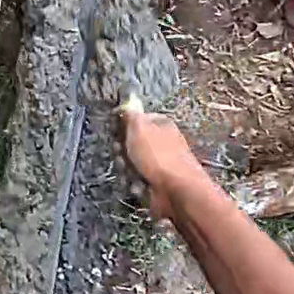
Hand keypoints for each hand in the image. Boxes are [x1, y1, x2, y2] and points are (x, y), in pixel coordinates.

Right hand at [119, 100, 205, 221]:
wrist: (176, 191)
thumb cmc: (160, 157)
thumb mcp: (139, 127)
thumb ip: (130, 114)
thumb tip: (127, 103)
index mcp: (160, 125)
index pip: (135, 120)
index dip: (123, 127)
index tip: (118, 133)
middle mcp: (160, 143)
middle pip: (129, 144)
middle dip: (122, 152)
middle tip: (125, 156)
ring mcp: (158, 164)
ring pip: (129, 165)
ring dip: (127, 170)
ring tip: (134, 174)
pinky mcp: (155, 183)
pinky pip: (135, 181)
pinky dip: (134, 185)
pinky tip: (140, 186)